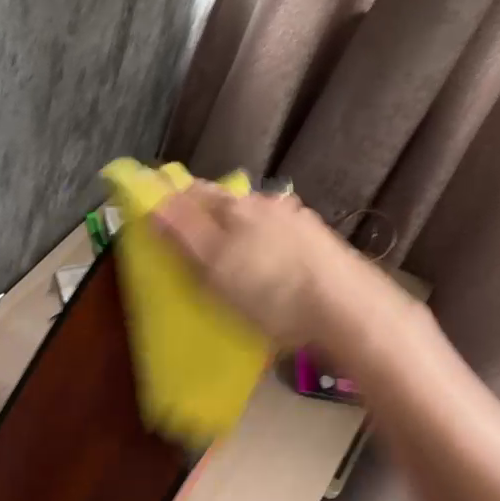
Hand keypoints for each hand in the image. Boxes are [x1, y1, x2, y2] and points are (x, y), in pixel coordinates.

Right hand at [148, 183, 368, 352]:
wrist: (347, 310)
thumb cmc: (269, 291)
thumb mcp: (212, 266)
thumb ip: (181, 231)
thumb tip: (152, 201)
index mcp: (233, 206)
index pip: (191, 191)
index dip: (169, 199)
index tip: (153, 213)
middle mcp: (265, 204)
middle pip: (224, 202)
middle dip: (203, 214)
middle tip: (187, 237)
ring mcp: (297, 221)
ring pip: (254, 219)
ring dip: (236, 230)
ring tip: (226, 255)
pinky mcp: (319, 244)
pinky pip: (278, 237)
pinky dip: (263, 246)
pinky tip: (266, 266)